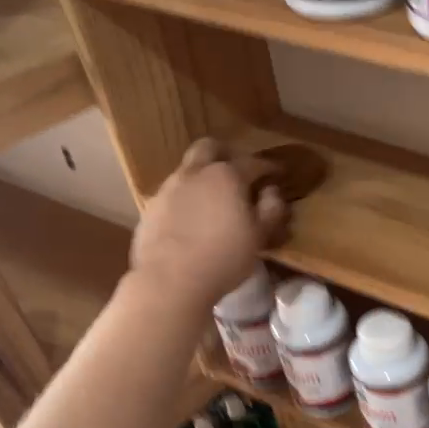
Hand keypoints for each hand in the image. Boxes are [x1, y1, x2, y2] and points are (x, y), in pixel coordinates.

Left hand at [129, 139, 288, 316]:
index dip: (268, 166)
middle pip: (208, 147)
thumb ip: (270, 209)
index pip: (252, 162)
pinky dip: (185, 199)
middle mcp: (195, 174)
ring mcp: (168, 189)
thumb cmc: (225, 257)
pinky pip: (172, 194)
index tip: (278, 172)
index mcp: (226, 176)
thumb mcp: (259, 236)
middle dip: (225, 153)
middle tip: (237, 170)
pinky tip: (191, 220)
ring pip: (187, 170)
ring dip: (202, 177)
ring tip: (213, 199)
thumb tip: (272, 192)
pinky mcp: (150, 208)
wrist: (171, 280)